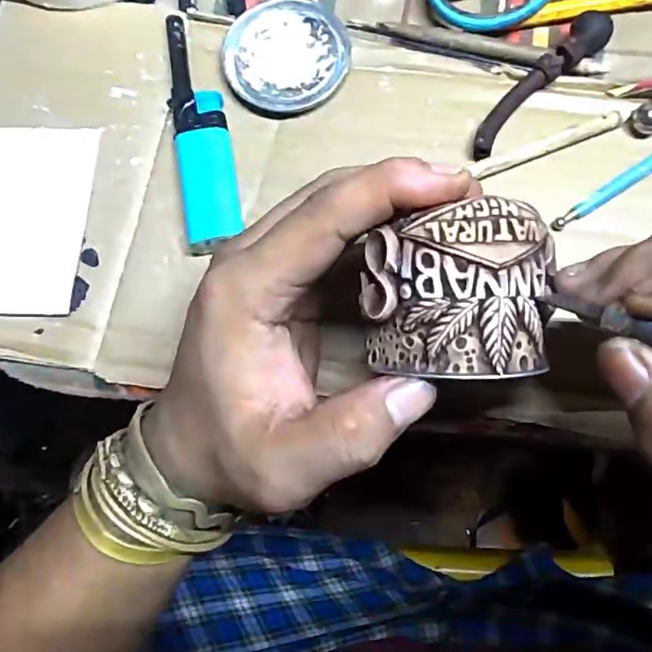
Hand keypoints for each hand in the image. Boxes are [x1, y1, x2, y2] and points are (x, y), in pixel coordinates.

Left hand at [142, 159, 474, 512]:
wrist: (185, 455)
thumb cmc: (228, 457)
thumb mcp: (288, 466)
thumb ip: (352, 435)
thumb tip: (420, 389)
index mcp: (245, 291)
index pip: (320, 217)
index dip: (387, 189)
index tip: (453, 185)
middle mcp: (248, 263)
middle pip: (326, 197)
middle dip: (398, 185)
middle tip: (466, 197)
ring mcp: (261, 268)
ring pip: (330, 210)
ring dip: (391, 204)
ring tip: (455, 216)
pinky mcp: (278, 283)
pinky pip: (332, 241)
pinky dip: (378, 235)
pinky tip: (419, 249)